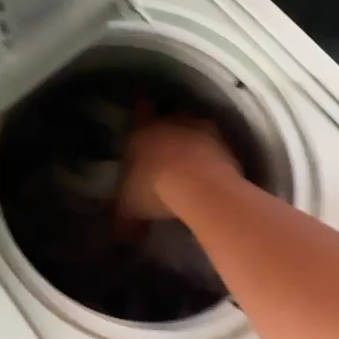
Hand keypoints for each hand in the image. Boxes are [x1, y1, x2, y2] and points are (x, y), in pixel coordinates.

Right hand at [115, 120, 241, 220]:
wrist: (201, 188)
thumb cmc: (155, 190)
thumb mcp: (129, 207)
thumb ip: (120, 212)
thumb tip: (114, 230)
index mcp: (140, 129)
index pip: (137, 109)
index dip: (139, 110)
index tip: (140, 113)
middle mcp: (169, 120)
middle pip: (168, 112)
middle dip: (168, 122)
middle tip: (167, 138)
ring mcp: (198, 127)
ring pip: (195, 122)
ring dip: (194, 133)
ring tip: (193, 152)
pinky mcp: (224, 141)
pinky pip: (218, 141)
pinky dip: (217, 150)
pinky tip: (215, 165)